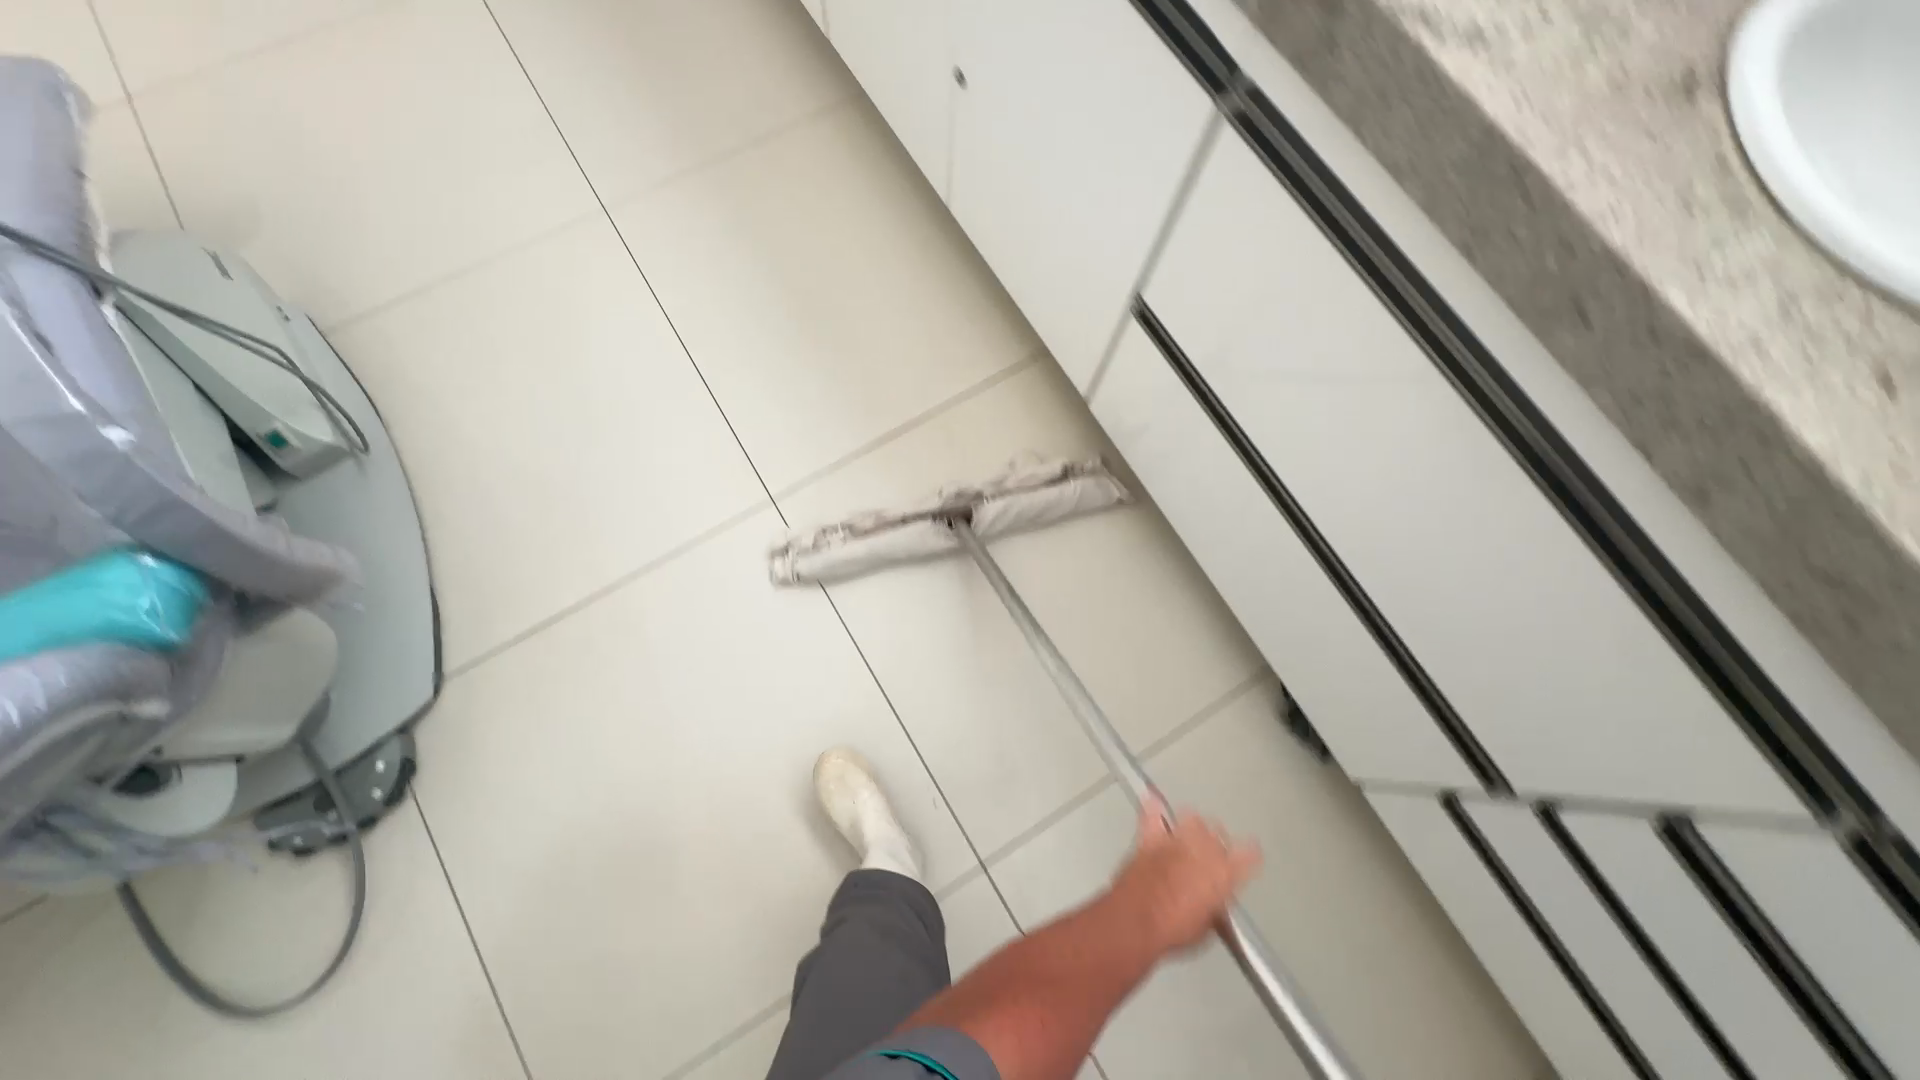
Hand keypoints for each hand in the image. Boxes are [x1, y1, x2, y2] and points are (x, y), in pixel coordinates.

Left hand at [1106, 797, 1261, 954]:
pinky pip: (1153, 812)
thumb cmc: (1174, 931)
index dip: (1250, 854)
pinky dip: (1154, 808)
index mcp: (1225, 874)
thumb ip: (1214, 906)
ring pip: (1192, 819)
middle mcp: (1205, 850)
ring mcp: (1177, 839)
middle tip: (1206, 856)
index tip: (1250, 853)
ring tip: (1185, 837)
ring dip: (1190, 827)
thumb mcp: (1205, 929)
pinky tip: (1153, 803)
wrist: (1136, 919)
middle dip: (1215, 842)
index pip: (1249, 855)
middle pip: (1218, 833)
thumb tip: (1212, 903)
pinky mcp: (1151, 837)